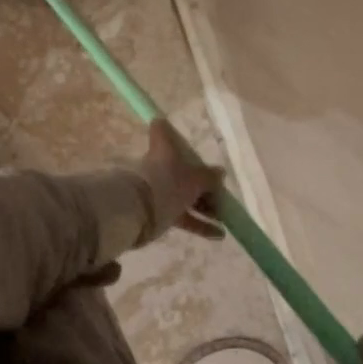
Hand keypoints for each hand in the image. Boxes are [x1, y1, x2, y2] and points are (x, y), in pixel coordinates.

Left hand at [137, 121, 225, 242]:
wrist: (139, 213)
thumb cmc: (168, 184)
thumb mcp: (195, 179)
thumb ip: (209, 177)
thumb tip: (220, 172)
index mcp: (165, 150)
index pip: (161, 130)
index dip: (166, 128)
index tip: (172, 128)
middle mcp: (159, 167)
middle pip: (182, 169)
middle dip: (202, 184)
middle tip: (220, 196)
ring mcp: (159, 190)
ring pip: (184, 196)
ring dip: (204, 207)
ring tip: (224, 219)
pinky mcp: (158, 211)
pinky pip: (182, 216)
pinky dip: (198, 224)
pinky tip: (217, 235)